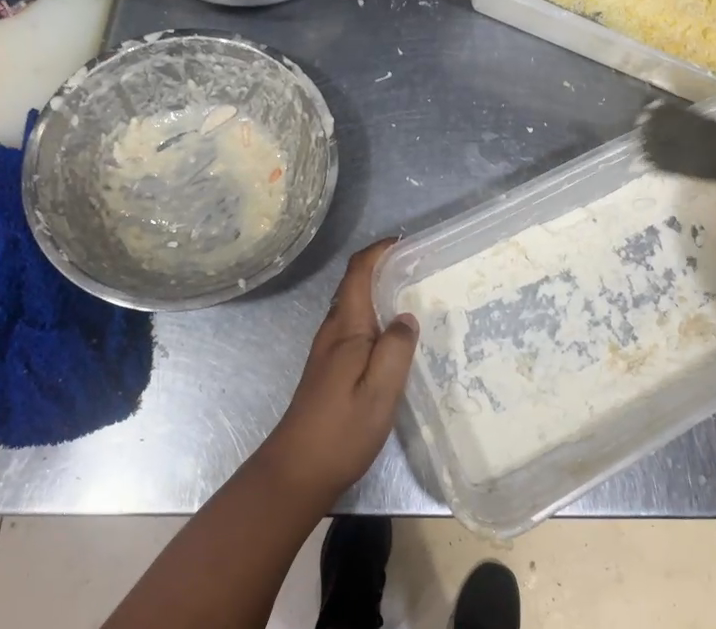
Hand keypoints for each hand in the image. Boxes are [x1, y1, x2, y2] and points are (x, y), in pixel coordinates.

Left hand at [256, 239, 418, 503]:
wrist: (295, 473)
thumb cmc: (340, 430)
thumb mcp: (380, 390)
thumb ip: (397, 349)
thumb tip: (407, 317)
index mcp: (346, 329)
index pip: (358, 273)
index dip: (378, 251)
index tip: (405, 242)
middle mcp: (333, 333)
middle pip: (355, 286)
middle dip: (382, 269)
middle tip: (420, 269)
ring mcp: (328, 353)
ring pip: (355, 309)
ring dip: (379, 295)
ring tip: (414, 298)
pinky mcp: (329, 372)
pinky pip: (355, 330)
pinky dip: (375, 321)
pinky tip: (394, 339)